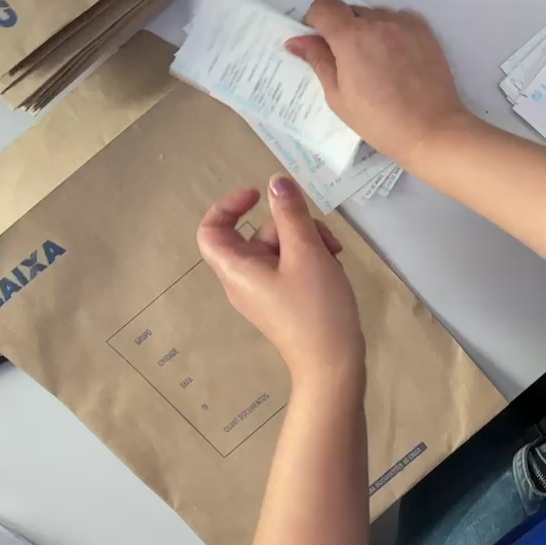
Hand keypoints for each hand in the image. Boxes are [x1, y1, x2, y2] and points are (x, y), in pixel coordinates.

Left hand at [198, 176, 364, 387]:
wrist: (333, 362)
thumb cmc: (315, 306)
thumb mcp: (306, 251)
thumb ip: (291, 213)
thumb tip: (276, 182)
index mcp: (237, 268)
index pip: (211, 230)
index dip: (228, 206)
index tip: (258, 195)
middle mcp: (244, 278)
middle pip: (258, 234)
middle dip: (292, 225)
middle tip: (322, 236)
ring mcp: (265, 290)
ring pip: (281, 247)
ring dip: (309, 241)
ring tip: (334, 255)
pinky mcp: (285, 298)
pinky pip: (292, 265)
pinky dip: (312, 258)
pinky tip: (334, 266)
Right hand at [287, 0, 474, 164]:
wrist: (431, 130)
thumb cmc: (380, 121)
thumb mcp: (339, 97)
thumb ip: (318, 61)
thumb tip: (297, 41)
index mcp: (352, 37)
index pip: (324, 6)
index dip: (316, 21)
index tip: (319, 43)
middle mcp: (379, 22)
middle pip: (350, 10)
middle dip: (342, 29)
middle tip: (348, 63)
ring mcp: (405, 24)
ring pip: (375, 15)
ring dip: (368, 30)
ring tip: (376, 65)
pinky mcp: (425, 31)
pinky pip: (399, 20)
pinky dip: (391, 32)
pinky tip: (395, 59)